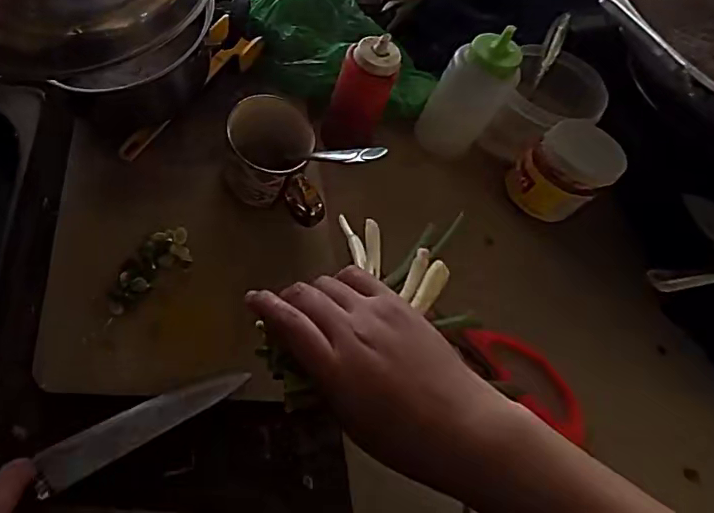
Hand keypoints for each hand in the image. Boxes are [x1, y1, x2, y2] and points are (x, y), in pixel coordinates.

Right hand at [248, 267, 673, 512]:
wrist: (462, 424)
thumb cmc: (402, 437)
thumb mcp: (350, 420)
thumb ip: (321, 381)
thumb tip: (302, 355)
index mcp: (335, 367)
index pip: (288, 322)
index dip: (265, 306)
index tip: (252, 299)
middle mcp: (351, 330)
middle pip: (305, 295)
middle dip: (287, 298)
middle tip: (284, 309)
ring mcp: (376, 310)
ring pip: (329, 282)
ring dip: (314, 289)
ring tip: (316, 303)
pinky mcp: (397, 301)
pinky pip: (359, 276)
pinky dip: (342, 280)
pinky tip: (343, 292)